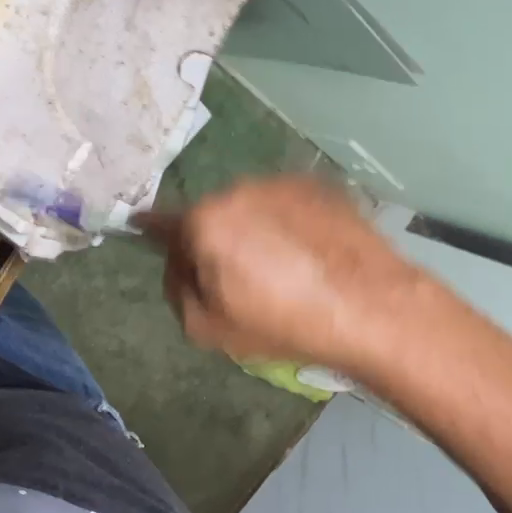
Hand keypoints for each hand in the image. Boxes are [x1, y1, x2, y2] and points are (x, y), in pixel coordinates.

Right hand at [143, 176, 435, 372]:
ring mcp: (282, 185)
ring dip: (251, 232)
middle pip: (208, 217)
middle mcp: (237, 191)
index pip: (162, 224)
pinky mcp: (321, 188)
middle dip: (212, 242)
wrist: (372, 308)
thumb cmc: (281, 321)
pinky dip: (285, 226)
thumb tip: (181, 268)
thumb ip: (176, 291)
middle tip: (233, 280)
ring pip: (248, 210)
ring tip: (279, 271)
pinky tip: (305, 257)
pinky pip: (285, 207)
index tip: (139, 226)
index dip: (150, 229)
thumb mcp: (206, 327)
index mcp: (203, 222)